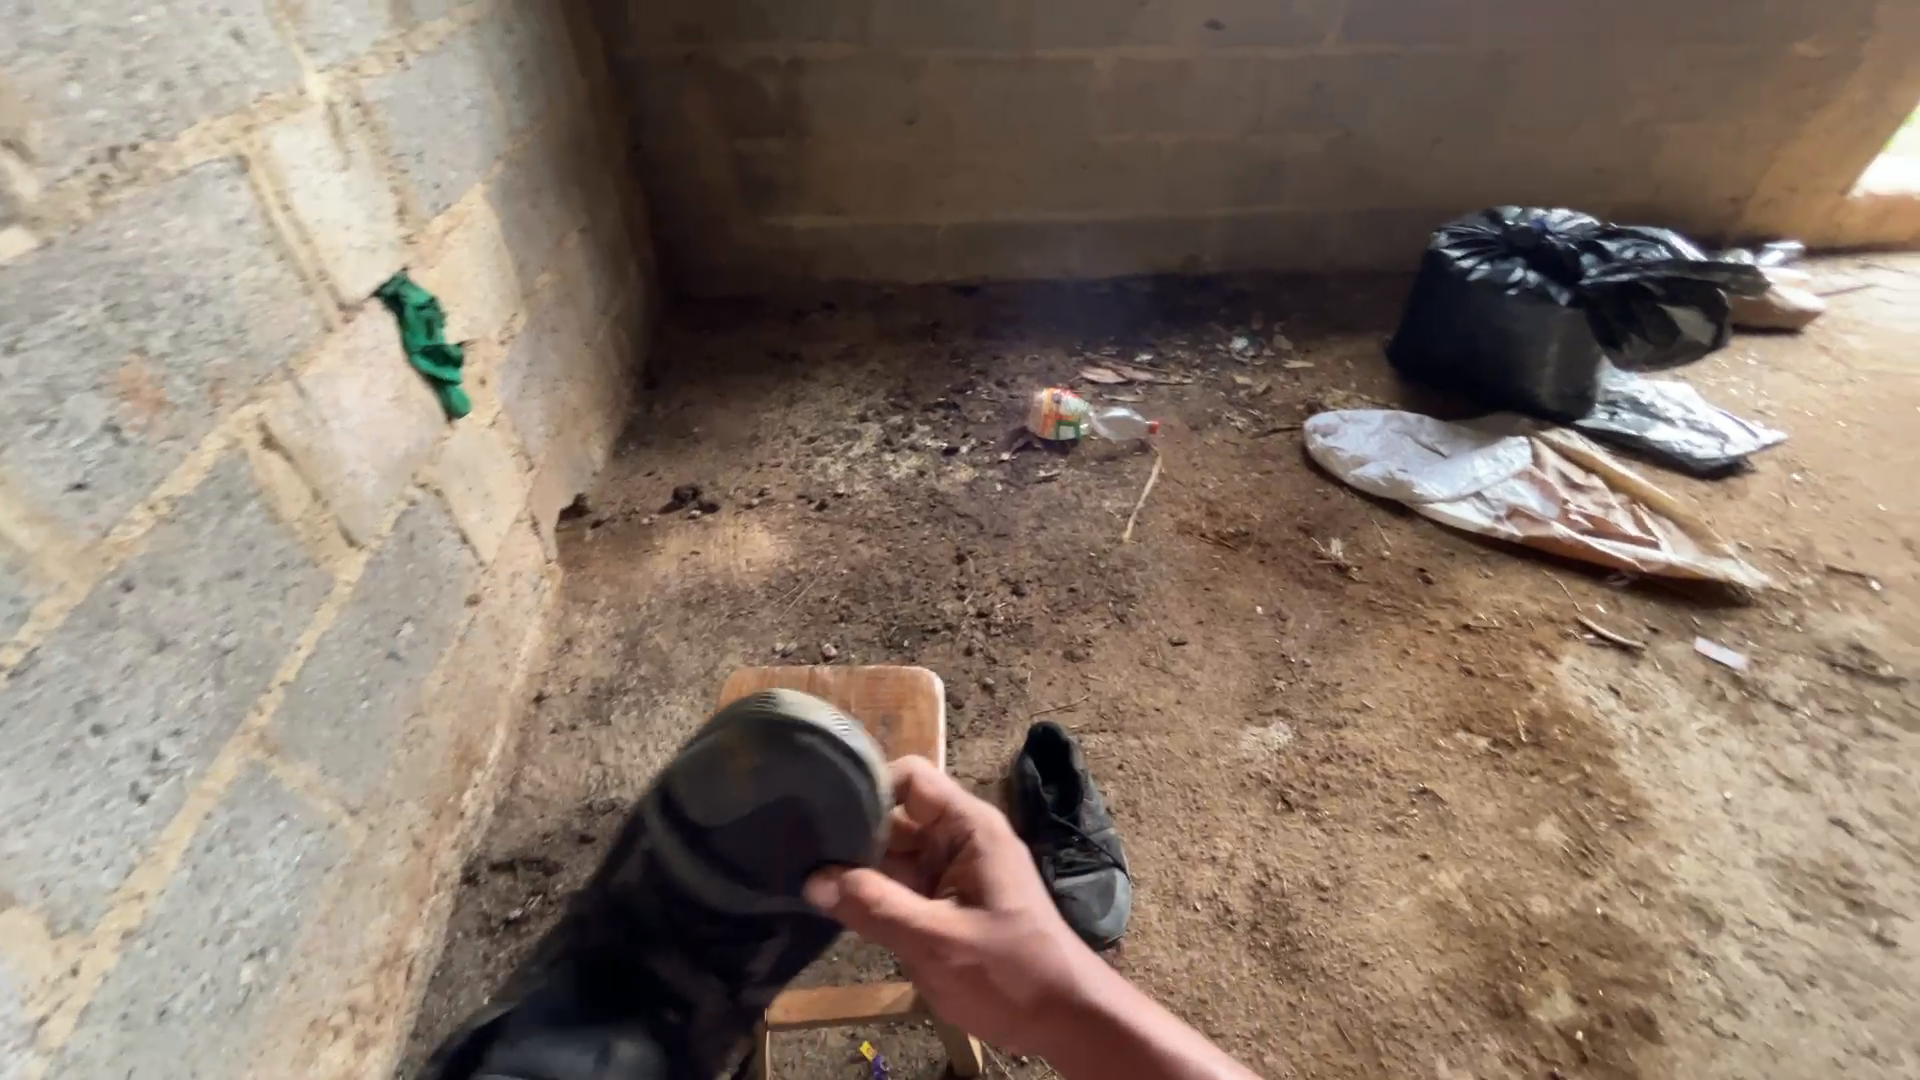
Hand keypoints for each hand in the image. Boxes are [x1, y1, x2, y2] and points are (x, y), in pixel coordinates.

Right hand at [803, 756, 1109, 1056]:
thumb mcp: (937, 941)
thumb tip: (813, 879)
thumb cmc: (1011, 974)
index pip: (911, 778)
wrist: (1066, 1020)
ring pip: (895, 852)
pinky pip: (902, 883)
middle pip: (896, 816)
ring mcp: (952, 870)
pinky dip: (872, 891)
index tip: (824, 809)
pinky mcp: (946, 901)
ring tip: (802, 871)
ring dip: (857, 864)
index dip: (870, 785)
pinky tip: (831, 902)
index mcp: (967, 826)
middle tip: (798, 845)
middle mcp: (958, 837)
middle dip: (853, 830)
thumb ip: (875, 908)